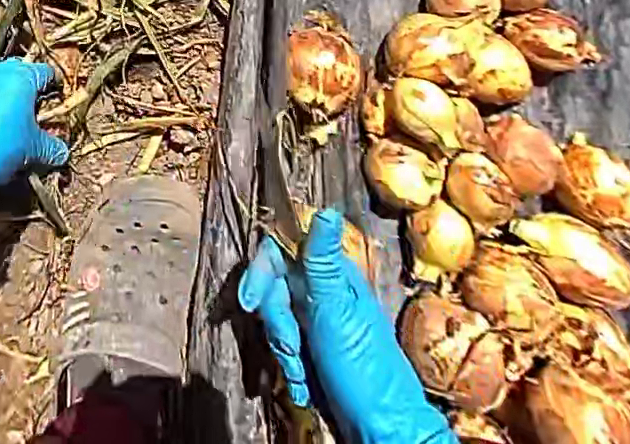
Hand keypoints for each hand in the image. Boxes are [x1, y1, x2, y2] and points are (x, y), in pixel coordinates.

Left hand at [0, 58, 68, 197]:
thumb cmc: (3, 146)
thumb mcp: (35, 149)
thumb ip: (53, 147)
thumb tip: (63, 153)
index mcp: (23, 76)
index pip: (48, 73)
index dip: (55, 88)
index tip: (56, 103)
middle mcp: (1, 71)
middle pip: (23, 72)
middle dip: (30, 89)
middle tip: (35, 110)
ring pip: (1, 80)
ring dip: (8, 94)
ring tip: (13, 116)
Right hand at [238, 211, 453, 443]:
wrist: (380, 431)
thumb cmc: (362, 367)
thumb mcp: (337, 310)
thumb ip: (323, 260)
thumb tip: (326, 208)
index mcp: (332, 271)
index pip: (281, 248)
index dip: (261, 271)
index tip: (248, 301)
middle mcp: (322, 287)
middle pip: (273, 283)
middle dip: (274, 319)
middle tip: (292, 347)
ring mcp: (316, 317)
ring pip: (275, 315)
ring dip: (281, 347)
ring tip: (300, 373)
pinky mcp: (312, 346)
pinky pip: (283, 343)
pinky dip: (288, 365)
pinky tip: (301, 384)